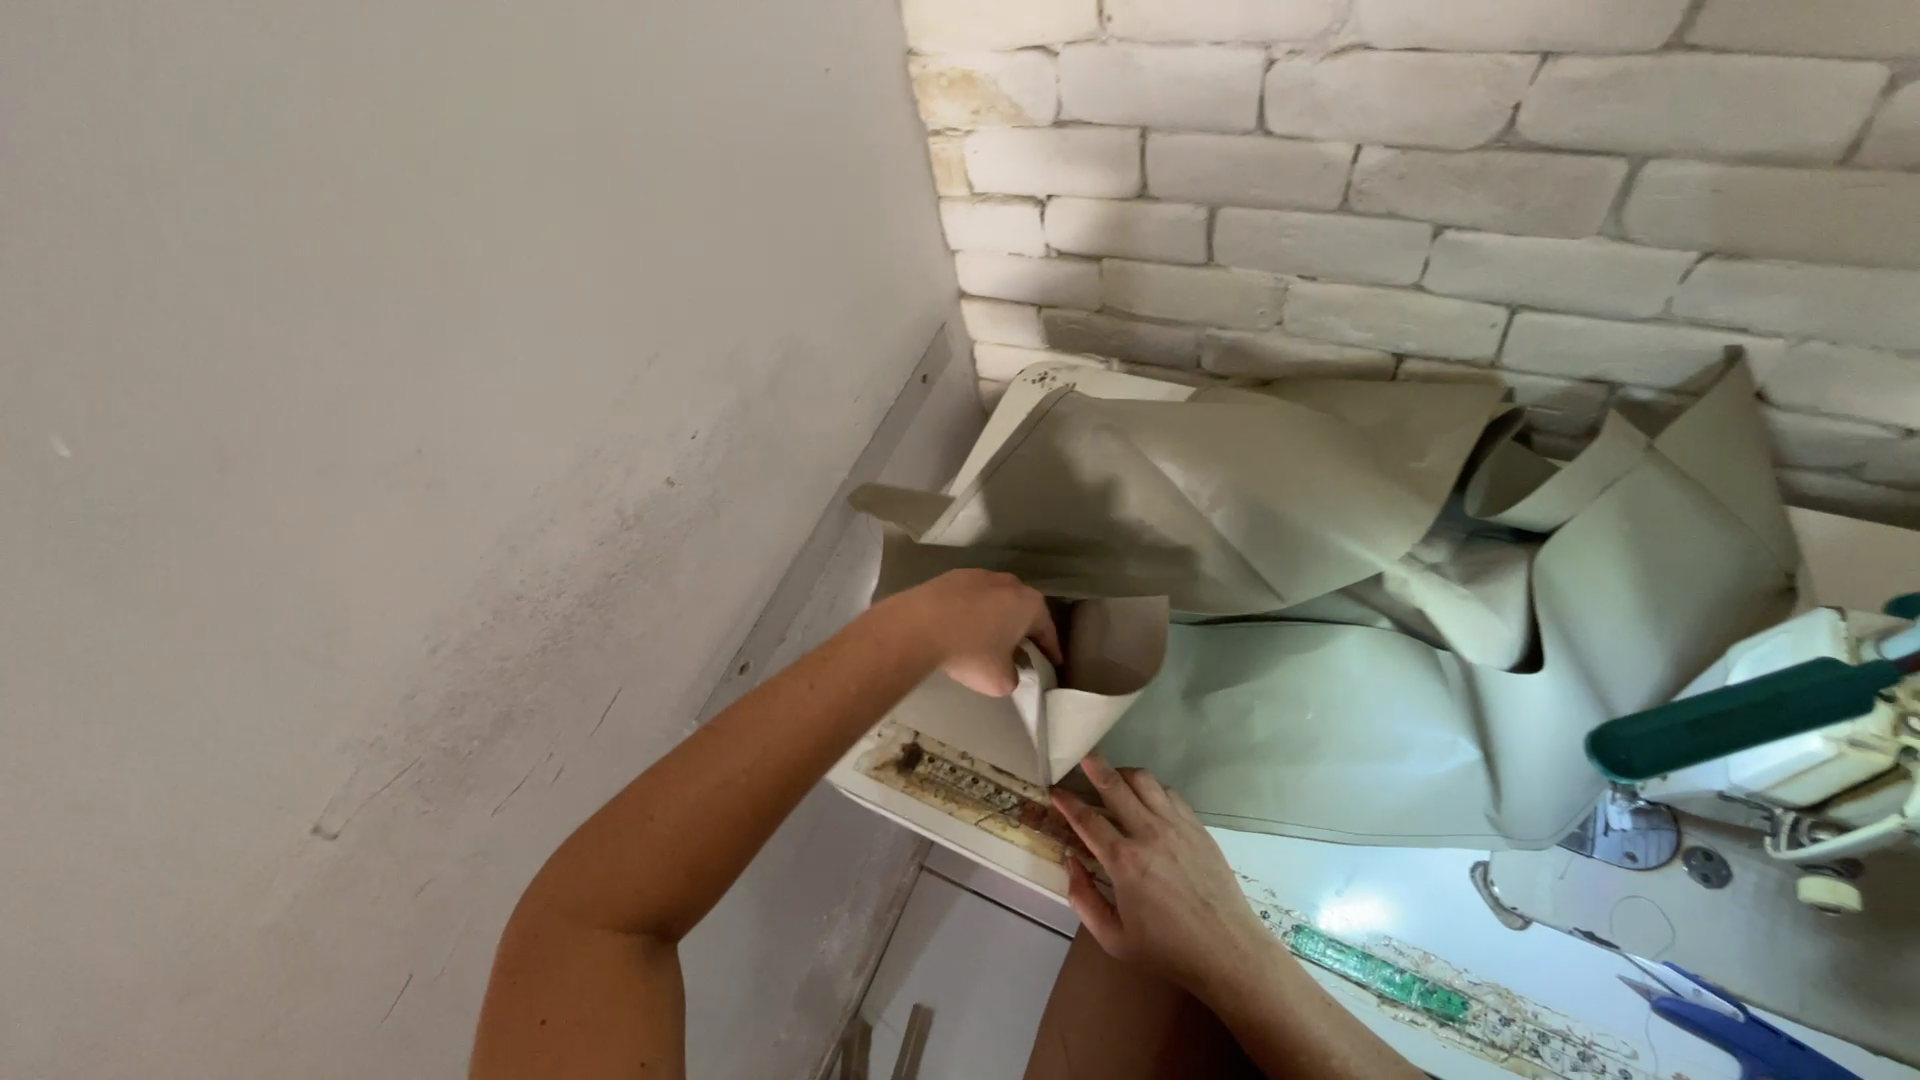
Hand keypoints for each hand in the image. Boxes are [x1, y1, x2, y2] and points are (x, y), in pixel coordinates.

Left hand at [876, 569, 1061, 696]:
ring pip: (995, 602)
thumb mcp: (1000, 681)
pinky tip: (959, 629)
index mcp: (1030, 604)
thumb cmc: (970, 652)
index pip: (1047, 631)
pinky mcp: (951, 576)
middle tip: (1020, 653)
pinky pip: (969, 599)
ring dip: (994, 620)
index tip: (1053, 665)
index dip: (1050, 651)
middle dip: (1022, 632)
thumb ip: (1014, 677)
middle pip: (1022, 612)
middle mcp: (1010, 583)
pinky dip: (969, 613)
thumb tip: (1008, 670)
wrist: (918, 626)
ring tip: (986, 641)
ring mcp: (979, 575)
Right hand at [1051, 754, 1276, 997]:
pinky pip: (1169, 793)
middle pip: (1114, 785)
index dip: (1066, 801)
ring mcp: (1176, 826)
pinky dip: (1151, 787)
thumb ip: (1083, 898)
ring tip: (1112, 775)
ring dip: (1123, 772)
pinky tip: (1145, 796)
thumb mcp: (1113, 938)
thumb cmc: (1167, 949)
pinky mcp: (1197, 827)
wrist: (1227, 950)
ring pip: (1144, 781)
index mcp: (1123, 861)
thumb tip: (1070, 861)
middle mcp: (1148, 833)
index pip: (1086, 819)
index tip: (1055, 791)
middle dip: (1093, 766)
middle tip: (1081, 756)